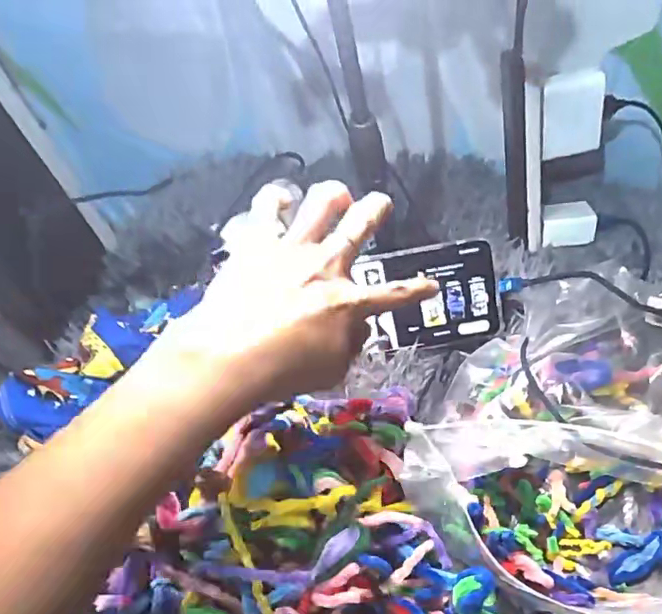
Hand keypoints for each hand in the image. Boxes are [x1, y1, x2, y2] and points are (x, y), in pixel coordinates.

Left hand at [145, 181, 436, 405]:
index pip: (393, 295)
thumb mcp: (333, 369)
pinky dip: (276, 201)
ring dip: (332, 195)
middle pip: (358, 228)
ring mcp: (289, 250)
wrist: (231, 355)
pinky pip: (267, 210)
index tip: (430, 285)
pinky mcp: (255, 244)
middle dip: (374, 211)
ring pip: (318, 205)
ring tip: (337, 193)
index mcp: (349, 303)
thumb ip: (351, 344)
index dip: (416, 290)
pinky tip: (279, 198)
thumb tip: (358, 328)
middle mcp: (325, 266)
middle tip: (381, 202)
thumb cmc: (286, 371)